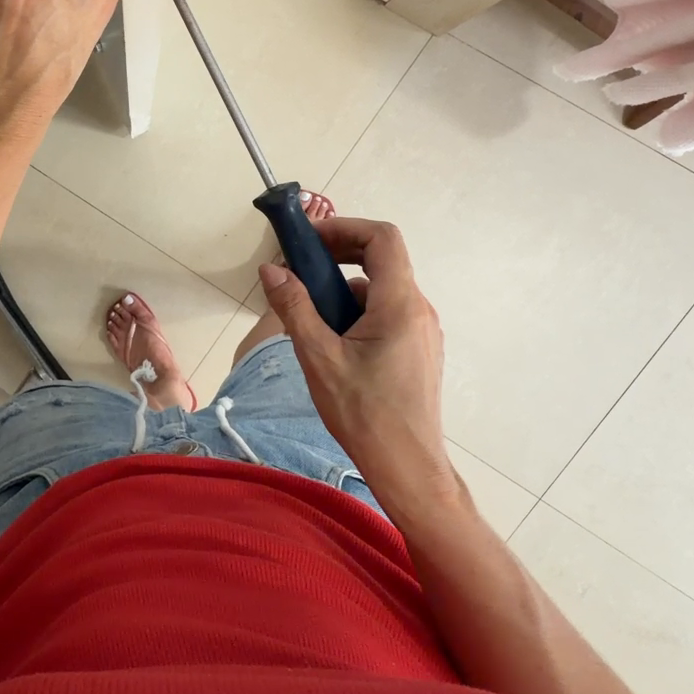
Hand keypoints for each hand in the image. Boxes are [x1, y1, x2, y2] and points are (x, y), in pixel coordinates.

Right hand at [257, 218, 457, 515]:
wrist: (406, 466)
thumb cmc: (363, 412)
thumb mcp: (318, 357)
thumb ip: (294, 307)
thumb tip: (272, 270)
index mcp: (400, 305)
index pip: (382, 238)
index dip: (344, 227)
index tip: (307, 239)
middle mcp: (419, 310)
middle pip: (381, 260)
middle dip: (336, 256)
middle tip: (297, 270)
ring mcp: (421, 331)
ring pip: (378, 290)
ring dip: (340, 289)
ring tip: (305, 316)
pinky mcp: (416, 350)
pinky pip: (384, 313)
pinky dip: (353, 312)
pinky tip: (328, 342)